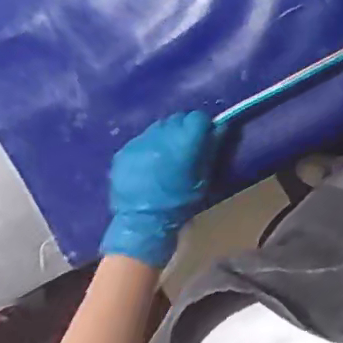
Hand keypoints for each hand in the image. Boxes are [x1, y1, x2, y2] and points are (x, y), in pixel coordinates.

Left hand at [101, 112, 217, 267]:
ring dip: (164, 138)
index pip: (197, 117)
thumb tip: (219, 126)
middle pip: (176, 119)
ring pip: (157, 128)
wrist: (143, 224)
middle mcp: (159, 134)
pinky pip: (140, 141)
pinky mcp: (123, 151)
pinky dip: (147, 149)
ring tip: (164, 158)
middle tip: (184, 149)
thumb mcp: (203, 179)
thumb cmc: (180, 204)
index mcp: (183, 142)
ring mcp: (139, 141)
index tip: (203, 139)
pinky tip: (147, 166)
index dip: (202, 127)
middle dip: (182, 130)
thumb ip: (210, 150)